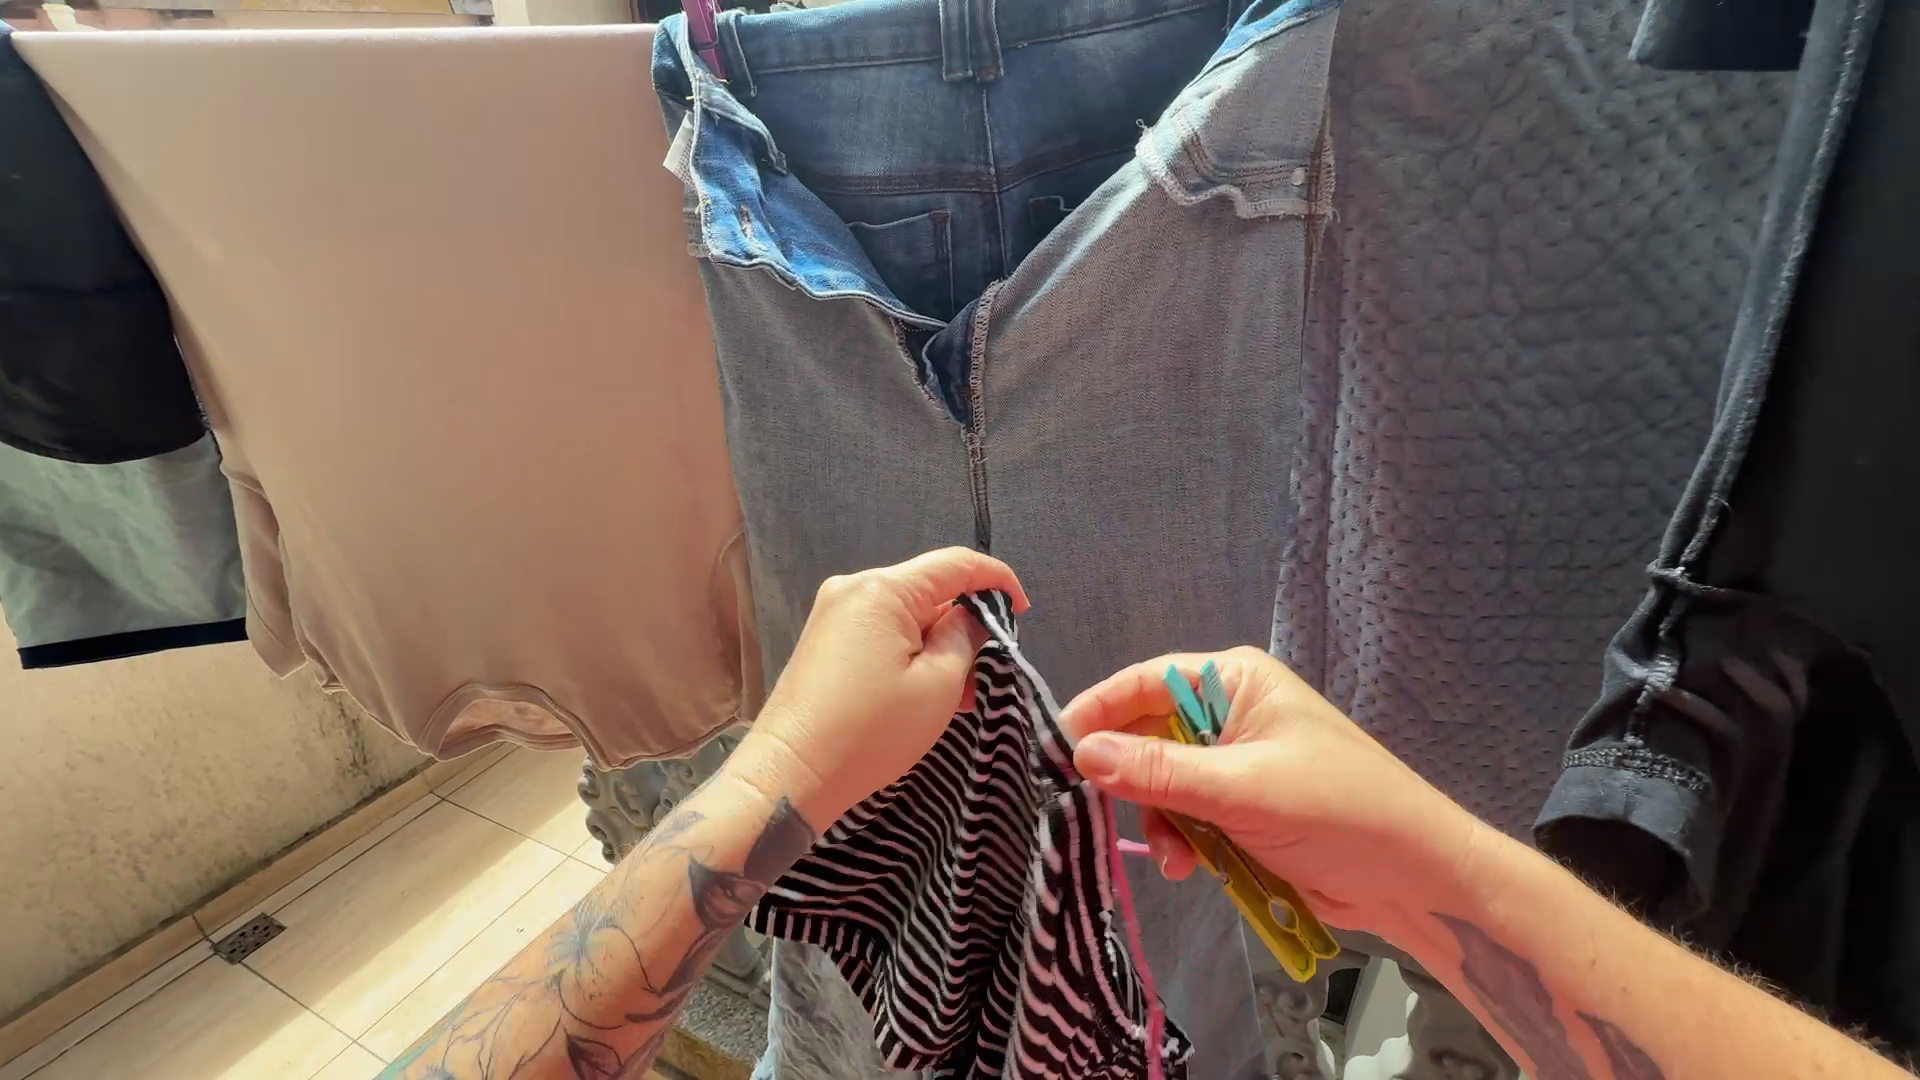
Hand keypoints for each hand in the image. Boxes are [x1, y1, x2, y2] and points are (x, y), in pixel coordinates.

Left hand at [724, 547, 1028, 829]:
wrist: (789, 776)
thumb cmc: (871, 731)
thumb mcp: (938, 684)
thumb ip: (966, 636)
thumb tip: (974, 616)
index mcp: (882, 588)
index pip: (956, 563)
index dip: (997, 580)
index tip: (1024, 610)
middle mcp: (854, 587)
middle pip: (930, 589)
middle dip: (966, 622)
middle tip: (991, 668)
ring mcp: (835, 612)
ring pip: (908, 614)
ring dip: (941, 644)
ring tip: (963, 692)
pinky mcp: (826, 639)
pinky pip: (883, 631)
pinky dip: (912, 652)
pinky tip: (928, 690)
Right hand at [1059, 646, 1487, 943]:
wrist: (1419, 880)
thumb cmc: (1337, 810)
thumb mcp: (1241, 788)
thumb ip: (1159, 771)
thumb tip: (1082, 753)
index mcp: (1233, 680)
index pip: (1144, 682)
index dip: (1098, 710)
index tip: (1057, 746)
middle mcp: (1228, 710)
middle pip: (1147, 733)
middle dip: (1132, 778)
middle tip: (1097, 812)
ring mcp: (1232, 758)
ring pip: (1161, 780)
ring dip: (1159, 819)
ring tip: (1175, 858)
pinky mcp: (1239, 802)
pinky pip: (1185, 811)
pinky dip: (1181, 838)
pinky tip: (1191, 867)